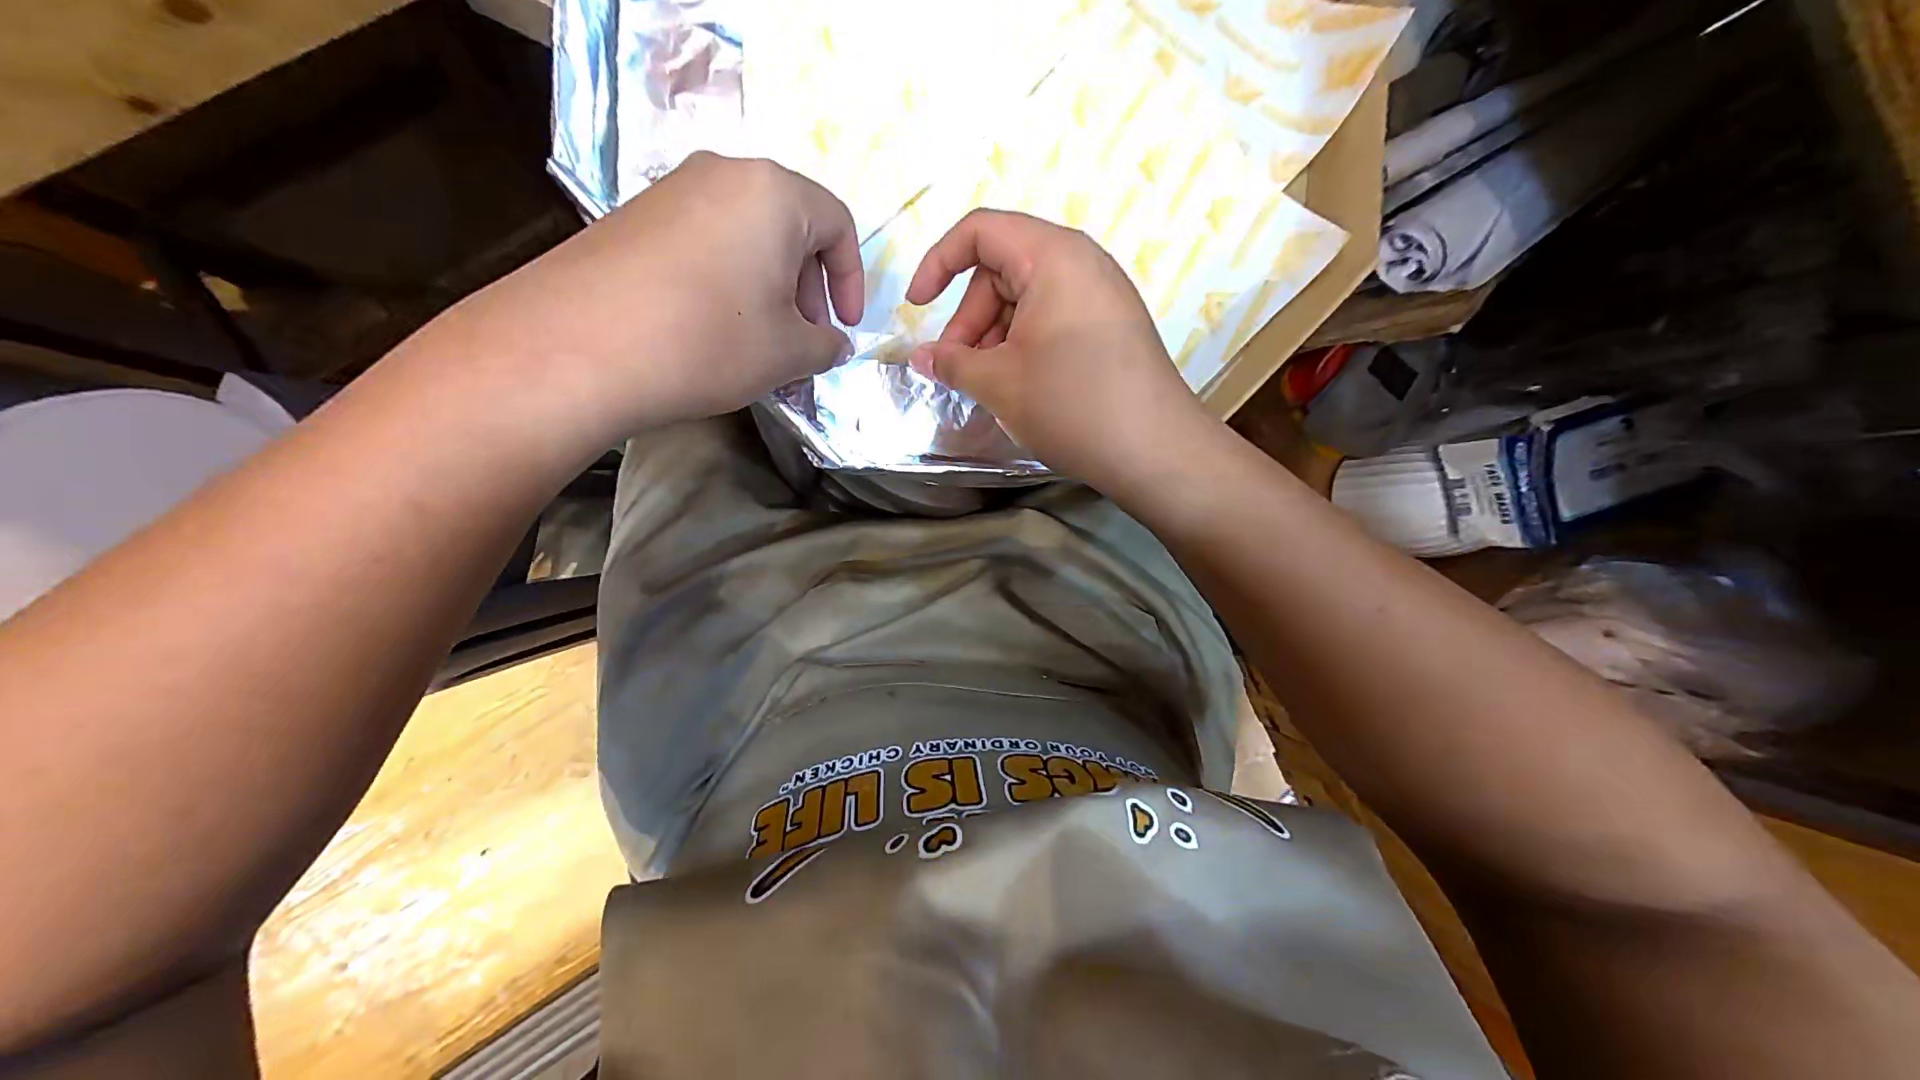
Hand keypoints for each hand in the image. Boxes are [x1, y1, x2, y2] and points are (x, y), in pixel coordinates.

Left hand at [408, 152, 863, 451]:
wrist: (576, 347)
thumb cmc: (708, 341)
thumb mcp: (788, 354)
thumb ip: (826, 345)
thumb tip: (834, 343)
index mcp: (774, 192)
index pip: (838, 224)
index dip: (852, 280)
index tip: (845, 327)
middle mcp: (724, 173)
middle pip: (791, 225)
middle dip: (808, 285)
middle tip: (803, 338)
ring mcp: (672, 191)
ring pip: (746, 235)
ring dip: (768, 286)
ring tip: (759, 340)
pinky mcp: (634, 218)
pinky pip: (705, 242)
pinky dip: (727, 281)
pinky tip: (712, 328)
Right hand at [905, 209, 1213, 492]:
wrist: (1156, 450)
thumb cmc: (1073, 405)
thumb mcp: (999, 383)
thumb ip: (952, 362)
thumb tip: (920, 358)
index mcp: (1053, 256)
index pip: (980, 231)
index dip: (938, 263)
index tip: (917, 307)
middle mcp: (1082, 263)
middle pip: (1002, 269)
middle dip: (970, 317)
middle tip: (956, 368)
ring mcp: (1102, 294)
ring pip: (1027, 299)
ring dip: (995, 336)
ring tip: (986, 385)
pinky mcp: (1113, 326)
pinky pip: (1054, 318)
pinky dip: (1025, 343)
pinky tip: (1018, 385)